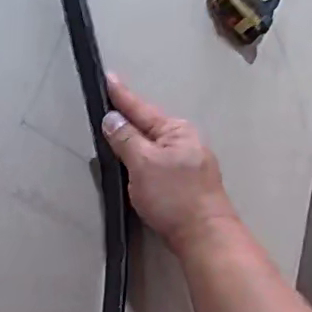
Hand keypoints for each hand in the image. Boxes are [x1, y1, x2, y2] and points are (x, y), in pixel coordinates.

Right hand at [101, 74, 235, 252]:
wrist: (203, 234)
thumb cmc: (174, 197)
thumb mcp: (143, 164)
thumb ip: (126, 140)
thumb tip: (112, 119)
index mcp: (175, 131)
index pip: (140, 109)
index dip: (121, 96)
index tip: (108, 77)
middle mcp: (184, 141)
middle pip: (148, 124)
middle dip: (129, 115)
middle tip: (109, 103)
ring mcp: (186, 161)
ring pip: (153, 143)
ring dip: (135, 137)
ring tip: (117, 130)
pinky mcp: (184, 182)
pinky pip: (156, 159)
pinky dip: (141, 156)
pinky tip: (134, 161)